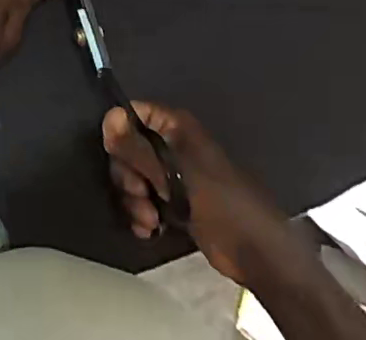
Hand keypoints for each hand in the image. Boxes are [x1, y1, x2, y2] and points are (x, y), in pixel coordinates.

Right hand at [103, 101, 298, 284]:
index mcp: (175, 127)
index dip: (119, 131)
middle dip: (128, 175)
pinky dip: (140, 215)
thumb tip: (109, 118)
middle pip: (126, 149)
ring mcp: (170, 176)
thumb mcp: (177, 172)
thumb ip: (140, 147)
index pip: (132, 113)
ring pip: (131, 178)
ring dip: (134, 200)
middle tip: (142, 192)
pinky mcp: (171, 203)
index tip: (118, 155)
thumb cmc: (222, 202)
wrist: (256, 253)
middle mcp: (169, 145)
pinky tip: (150, 229)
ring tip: (151, 218)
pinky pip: (141, 201)